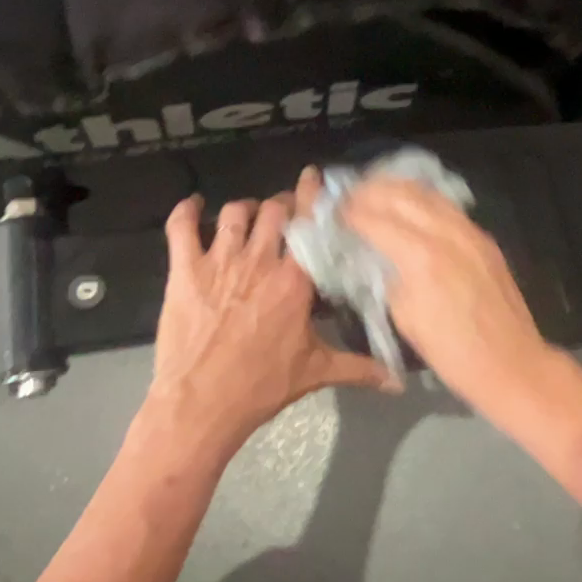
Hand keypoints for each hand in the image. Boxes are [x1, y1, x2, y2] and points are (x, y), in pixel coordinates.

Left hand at [146, 182, 389, 453]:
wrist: (201, 405)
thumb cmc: (261, 387)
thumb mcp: (316, 373)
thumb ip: (360, 369)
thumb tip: (399, 382)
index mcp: (295, 280)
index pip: (309, 223)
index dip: (311, 194)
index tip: (312, 177)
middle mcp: (260, 261)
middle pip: (273, 210)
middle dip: (280, 206)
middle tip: (283, 216)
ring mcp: (220, 261)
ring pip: (235, 213)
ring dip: (244, 210)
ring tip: (248, 218)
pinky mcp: (184, 270)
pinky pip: (182, 226)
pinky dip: (187, 210)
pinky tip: (193, 206)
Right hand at [341, 176, 553, 409]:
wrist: (511, 362)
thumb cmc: (451, 352)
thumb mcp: (404, 317)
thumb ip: (387, 278)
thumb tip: (375, 258)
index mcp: (420, 256)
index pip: (374, 218)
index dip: (349, 213)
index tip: (334, 213)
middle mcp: (446, 233)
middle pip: (400, 193)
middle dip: (370, 191)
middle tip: (350, 197)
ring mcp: (469, 232)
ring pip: (427, 193)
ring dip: (396, 188)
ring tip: (375, 192)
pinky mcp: (484, 238)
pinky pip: (447, 207)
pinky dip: (422, 200)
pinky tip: (410, 208)